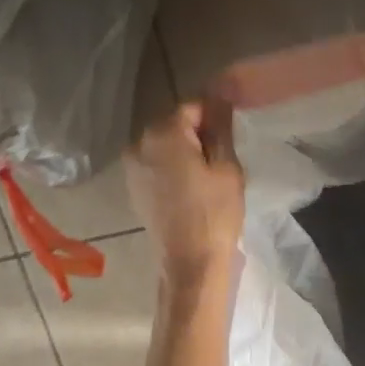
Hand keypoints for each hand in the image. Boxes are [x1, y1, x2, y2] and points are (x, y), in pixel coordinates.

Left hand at [125, 99, 245, 282]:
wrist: (190, 264)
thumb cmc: (214, 215)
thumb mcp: (227, 168)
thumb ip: (221, 129)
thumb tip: (220, 100)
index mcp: (164, 132)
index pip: (193, 107)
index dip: (215, 116)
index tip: (232, 134)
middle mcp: (140, 143)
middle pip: (174, 125)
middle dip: (197, 135)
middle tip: (221, 160)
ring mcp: (132, 168)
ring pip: (164, 147)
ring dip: (184, 154)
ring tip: (206, 179)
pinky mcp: (134, 189)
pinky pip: (156, 168)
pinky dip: (172, 171)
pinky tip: (190, 192)